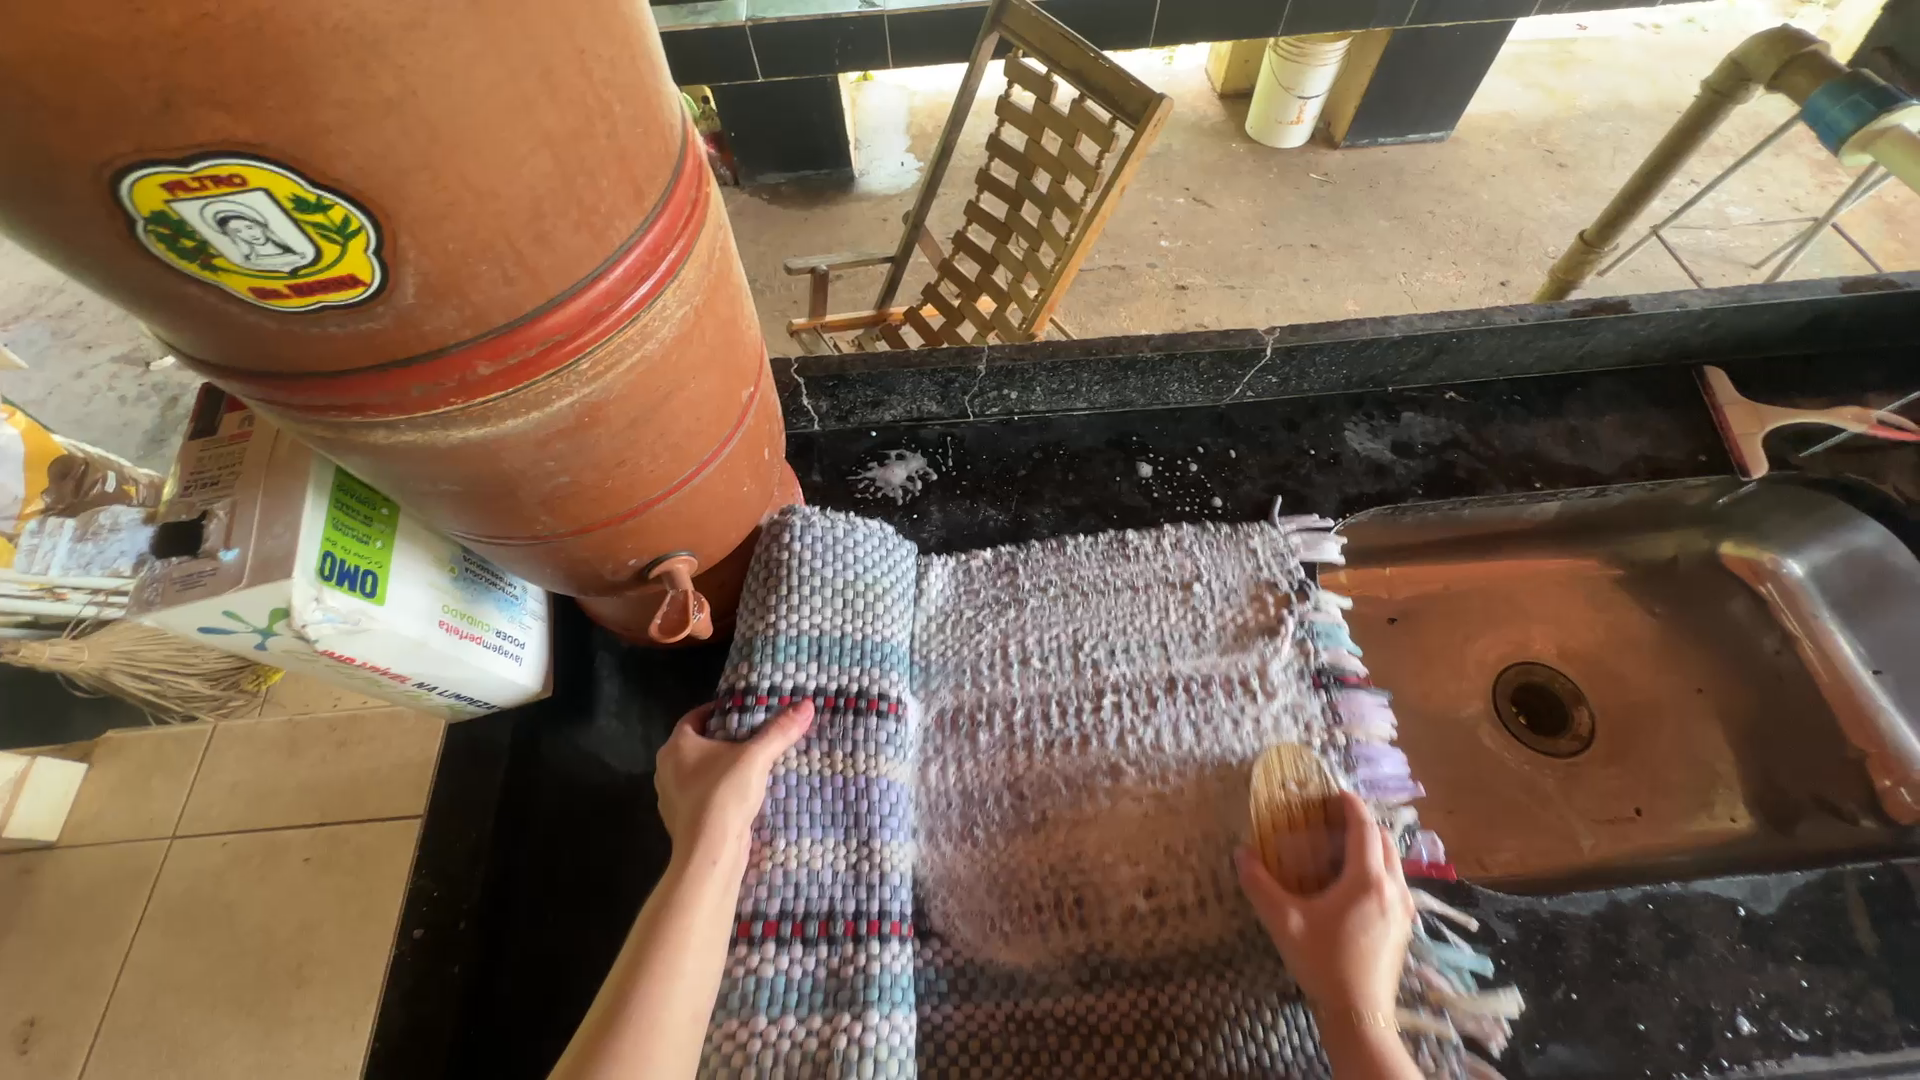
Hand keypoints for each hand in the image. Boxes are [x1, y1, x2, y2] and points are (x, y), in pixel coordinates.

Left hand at [656, 700, 814, 864]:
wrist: (708, 854)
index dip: (719, 711)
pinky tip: (741, 795)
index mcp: (676, 746)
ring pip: (699, 771)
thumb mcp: (756, 757)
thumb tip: (807, 705)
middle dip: (723, 739)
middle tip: (753, 735)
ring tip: (751, 764)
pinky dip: (718, 792)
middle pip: (697, 744)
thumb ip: (780, 731)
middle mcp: (666, 769)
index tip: (744, 711)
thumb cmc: (723, 796)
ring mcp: (671, 797)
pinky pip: (701, 796)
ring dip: (720, 767)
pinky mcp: (682, 820)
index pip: (696, 716)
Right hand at [1235, 791, 1415, 1016]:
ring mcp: (1404, 910)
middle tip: (1332, 816)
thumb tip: (1240, 852)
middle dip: (1362, 822)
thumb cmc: (1322, 963)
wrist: (1360, 1016)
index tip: (1332, 792)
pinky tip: (1353, 881)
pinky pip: (1395, 882)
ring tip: (1341, 844)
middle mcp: (1393, 889)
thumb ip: (1258, 883)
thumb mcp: (1282, 921)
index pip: (1365, 828)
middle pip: (1384, 841)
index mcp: (1366, 881)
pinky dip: (1377, 867)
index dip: (1350, 805)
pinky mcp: (1404, 927)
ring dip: (1371, 845)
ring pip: (1393, 862)